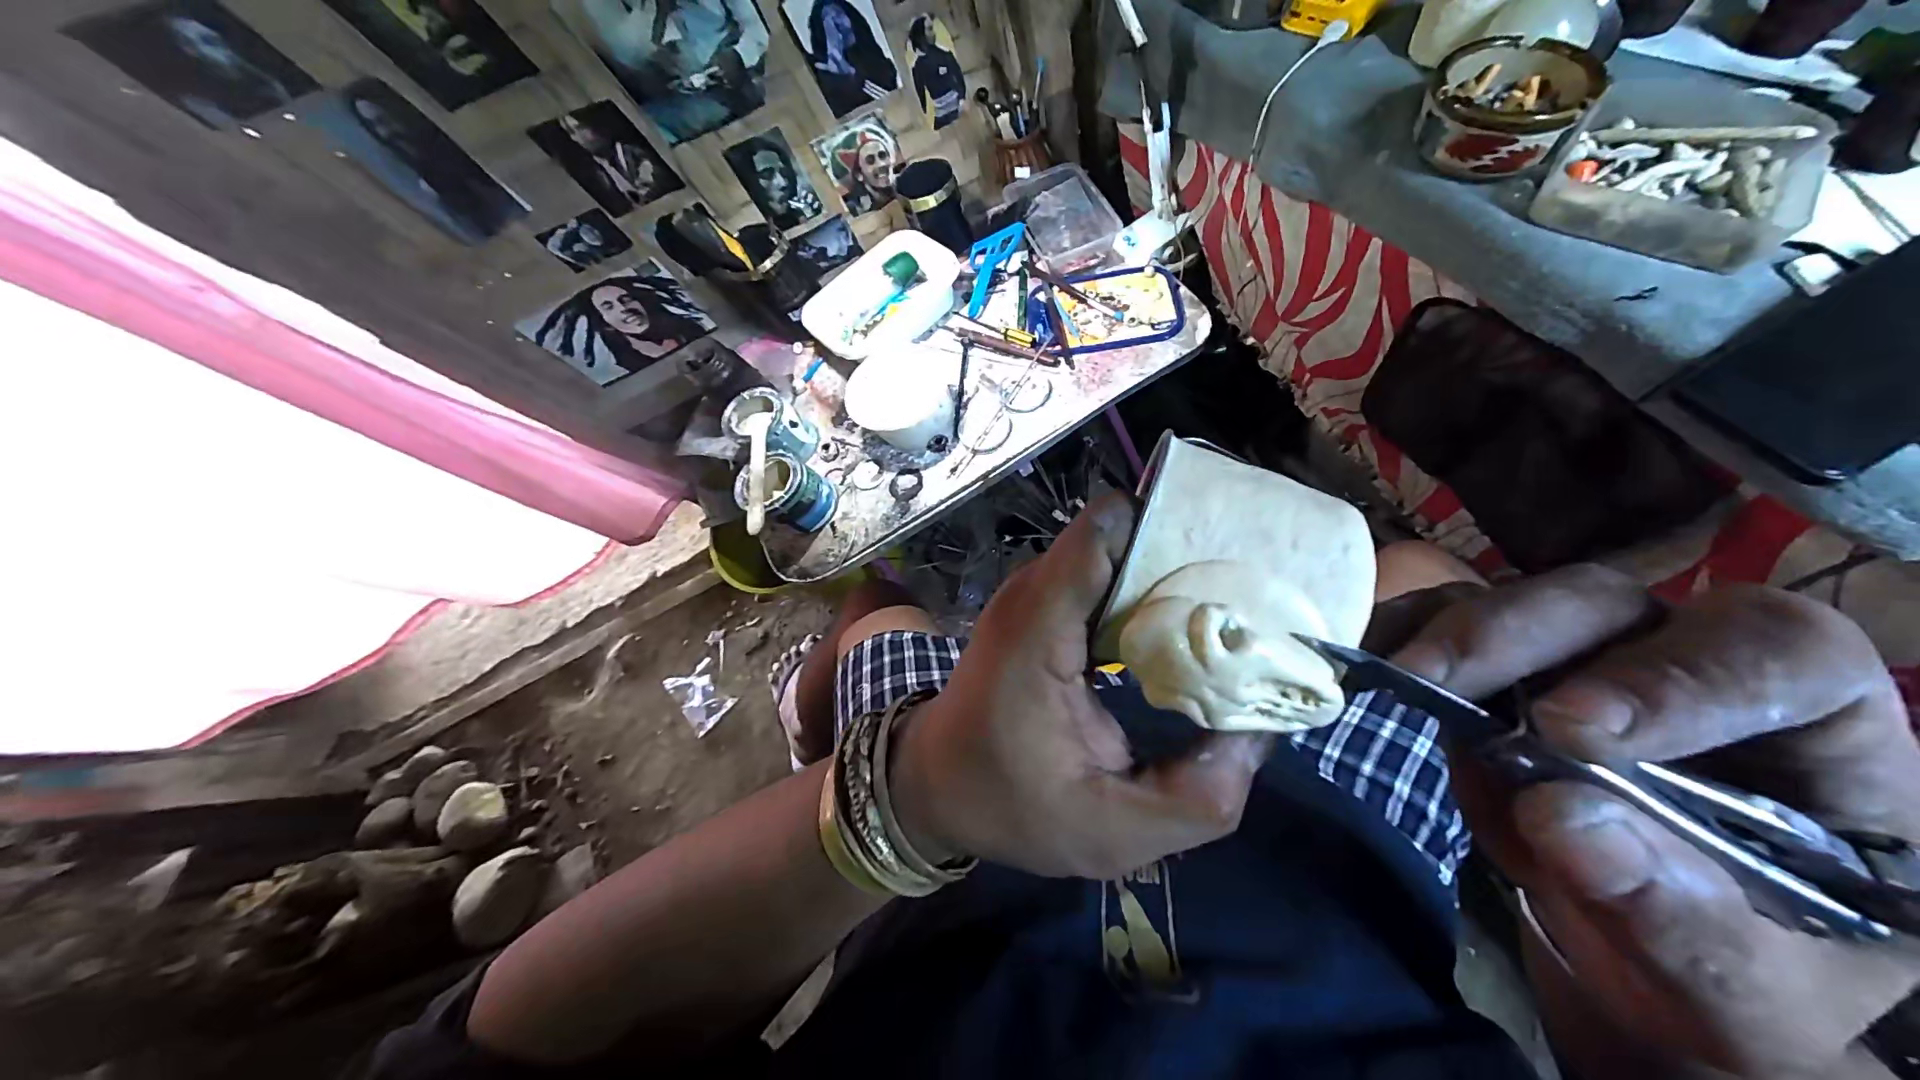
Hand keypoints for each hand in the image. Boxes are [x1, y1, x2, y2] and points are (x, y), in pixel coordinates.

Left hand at [890, 495, 1274, 878]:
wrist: (934, 784)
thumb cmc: (1007, 805)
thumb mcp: (1113, 833)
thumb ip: (1200, 795)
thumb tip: (1259, 731)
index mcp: (1040, 632)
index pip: (1103, 533)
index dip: (1172, 532)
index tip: (1237, 562)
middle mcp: (1033, 594)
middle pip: (1120, 537)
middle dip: (1186, 555)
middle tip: (1252, 597)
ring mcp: (1032, 595)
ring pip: (1114, 554)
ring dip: (1168, 575)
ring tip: (1227, 613)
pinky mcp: (1038, 607)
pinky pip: (1100, 577)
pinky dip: (1143, 593)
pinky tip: (1178, 630)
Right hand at [1392, 565, 1919, 1078]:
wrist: (1657, 974)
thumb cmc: (1743, 984)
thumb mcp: (1748, 990)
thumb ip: (1679, 917)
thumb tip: (1557, 818)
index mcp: (1816, 731)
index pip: (1773, 653)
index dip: (1676, 676)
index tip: (1572, 733)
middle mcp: (1682, 666)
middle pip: (1603, 604)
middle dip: (1512, 636)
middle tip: (1436, 681)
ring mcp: (1575, 664)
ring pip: (1507, 603)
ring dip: (1440, 635)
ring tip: (1389, 676)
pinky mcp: (1495, 678)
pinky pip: (1440, 631)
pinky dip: (1396, 639)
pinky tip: (1363, 664)